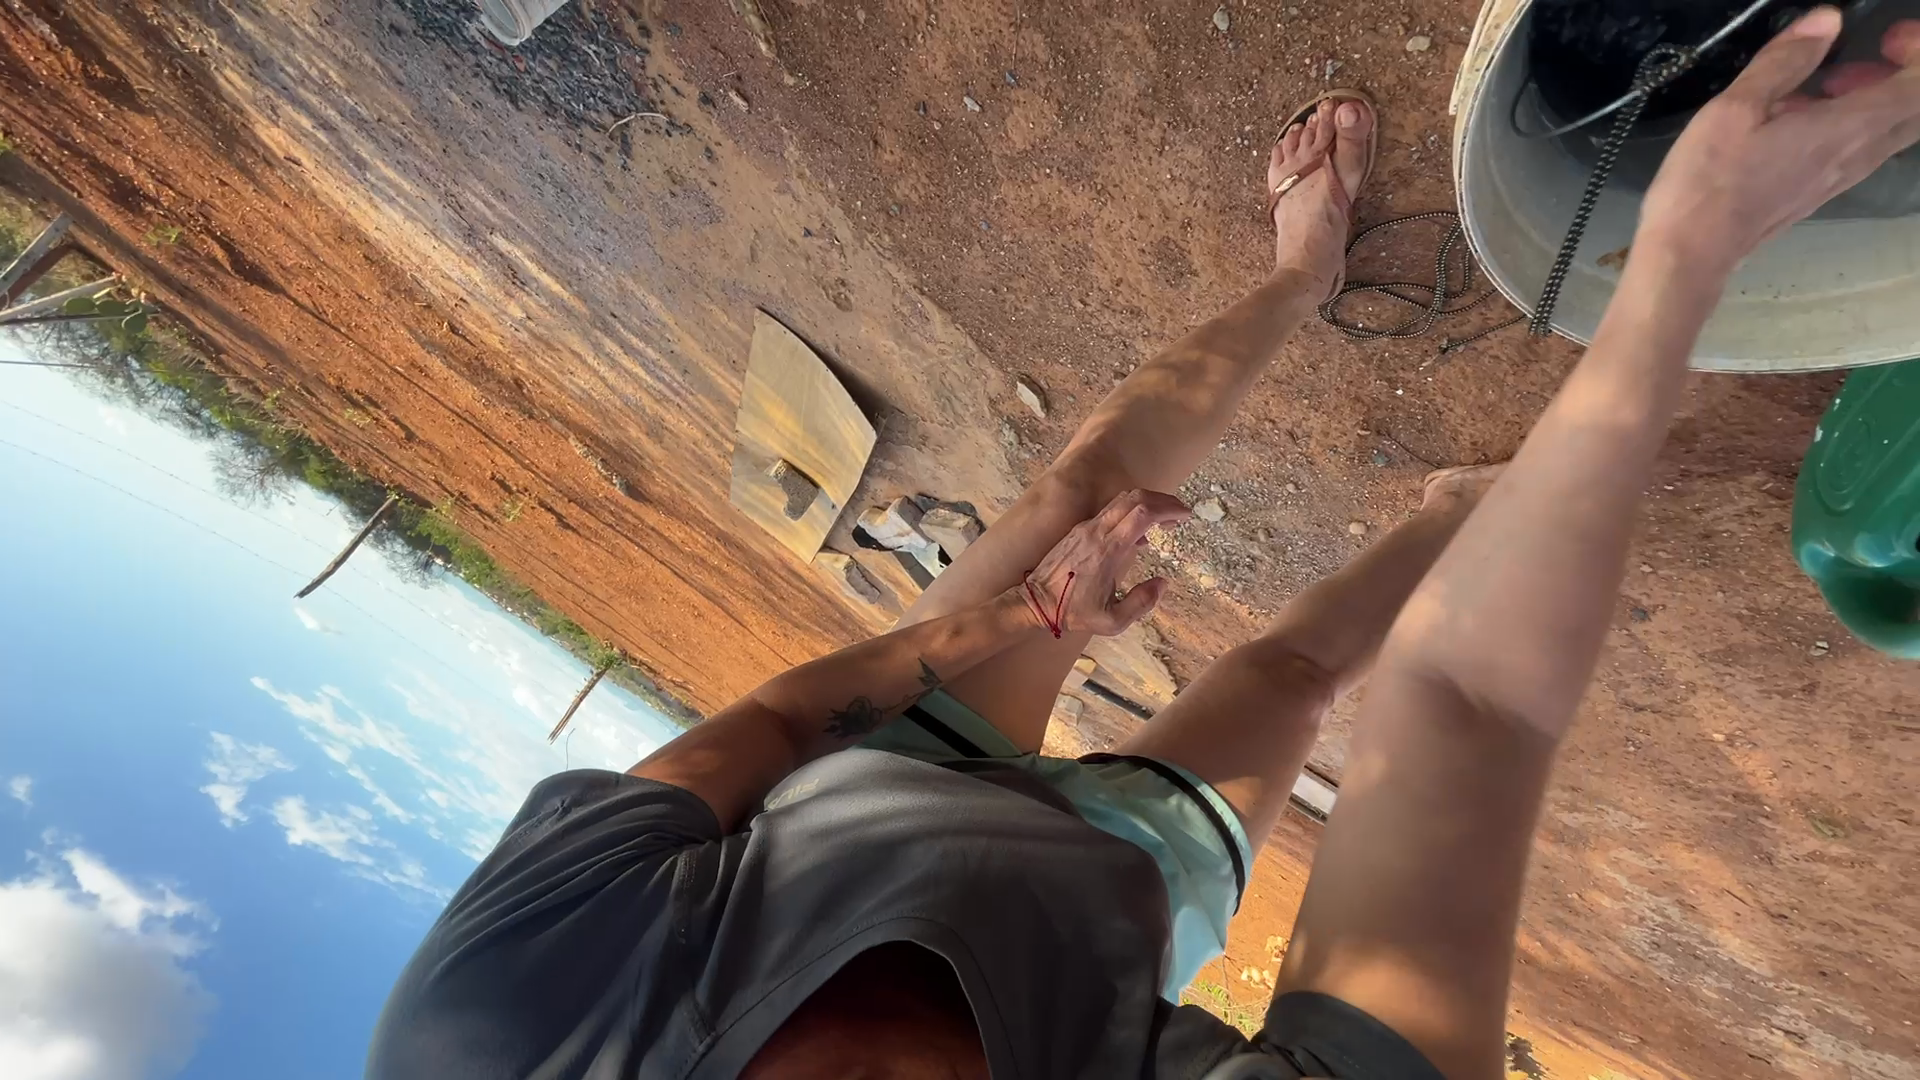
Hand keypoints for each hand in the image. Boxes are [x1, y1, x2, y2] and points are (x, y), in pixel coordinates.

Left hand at [1013, 489, 1189, 637]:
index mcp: (1108, 549)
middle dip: (1163, 500)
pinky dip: (1131, 514)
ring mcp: (1086, 528)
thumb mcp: (1111, 621)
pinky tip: (1141, 536)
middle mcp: (1097, 531)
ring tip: (1165, 521)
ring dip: (1147, 504)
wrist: (1035, 601)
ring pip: (1121, 500)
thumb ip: (1141, 603)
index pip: (1142, 513)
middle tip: (1181, 513)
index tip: (1185, 516)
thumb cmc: (1072, 611)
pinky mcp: (1079, 530)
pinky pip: (1110, 512)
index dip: (1168, 508)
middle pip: (1135, 498)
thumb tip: (1163, 583)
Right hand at [1638, 7, 1919, 273]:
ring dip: (1861, 107)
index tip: (1885, 37)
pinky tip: (1784, 140)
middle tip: (1845, 68)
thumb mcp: (1730, 113)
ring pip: (1880, 133)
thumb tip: (1824, 22)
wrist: (1686, 256)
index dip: (1919, 48)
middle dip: (1894, 77)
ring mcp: (1834, 182)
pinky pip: (1847, 157)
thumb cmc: (1707, 184)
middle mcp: (1860, 153)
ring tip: (1805, 103)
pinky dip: (1834, 136)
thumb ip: (1781, 63)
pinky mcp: (1806, 202)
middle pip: (1913, 106)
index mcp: (1856, 124)